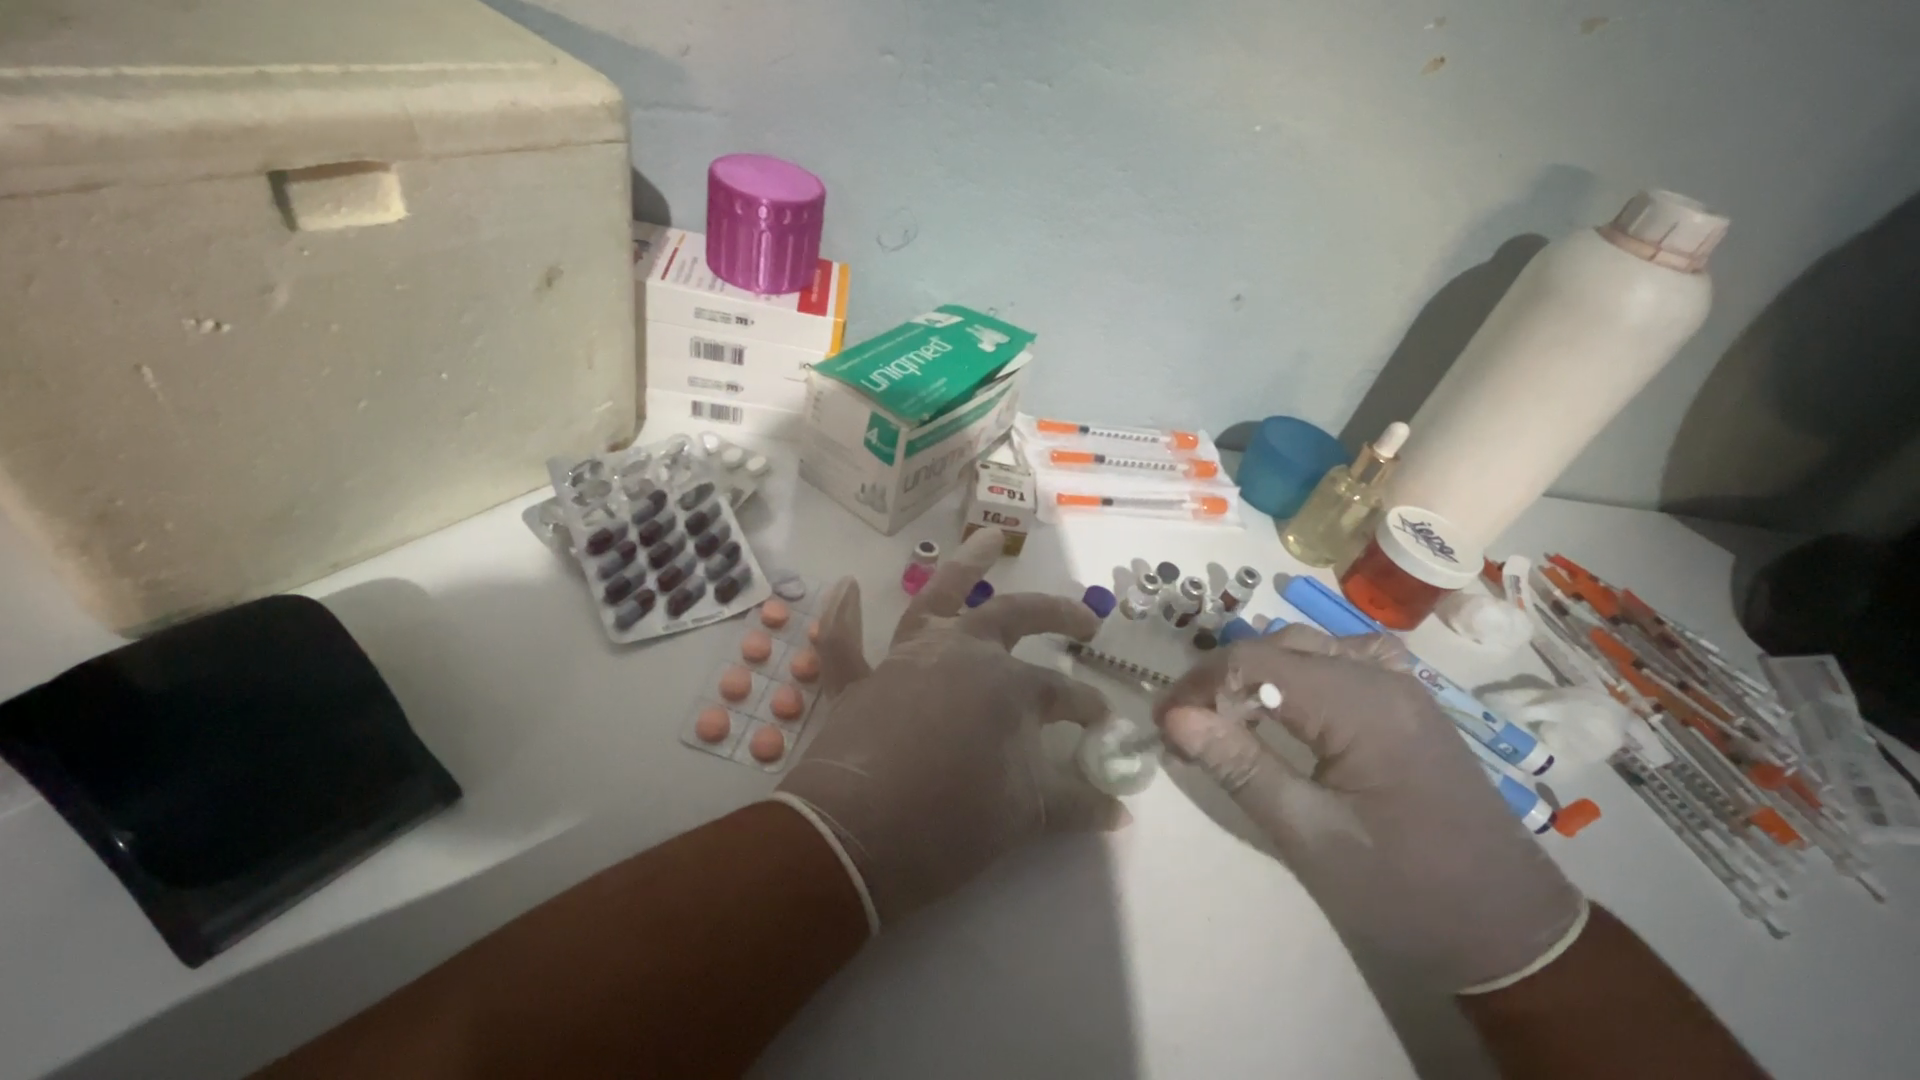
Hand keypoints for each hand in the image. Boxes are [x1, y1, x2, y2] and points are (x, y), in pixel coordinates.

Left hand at [771, 528, 1130, 931]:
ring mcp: (905, 661)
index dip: (1086, 710)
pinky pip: (846, 642)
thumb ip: (1074, 804)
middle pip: (1013, 617)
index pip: (1061, 693)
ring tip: (987, 537)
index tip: (1103, 727)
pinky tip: (843, 585)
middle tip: (1084, 620)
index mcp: (1007, 684)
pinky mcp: (858, 682)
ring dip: (963, 566)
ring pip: (936, 597)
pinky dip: (843, 615)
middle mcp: (960, 655)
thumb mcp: (1024, 817)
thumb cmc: (949, 824)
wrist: (856, 841)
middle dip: (1053, 613)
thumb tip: (1119, 810)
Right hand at [1154, 625, 1586, 992]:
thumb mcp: (1309, 834)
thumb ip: (1239, 766)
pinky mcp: (1410, 706)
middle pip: (1281, 645)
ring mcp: (1404, 687)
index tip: (1163, 727)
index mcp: (1360, 703)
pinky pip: (1344, 662)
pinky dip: (1301, 673)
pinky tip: (1289, 708)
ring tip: (1230, 719)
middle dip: (1224, 679)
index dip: (1198, 686)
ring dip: (1260, 673)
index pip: (1255, 660)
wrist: (1509, 930)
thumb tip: (1174, 717)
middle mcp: (1384, 677)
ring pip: (1311, 647)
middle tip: (1189, 730)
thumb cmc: (1403, 890)